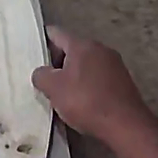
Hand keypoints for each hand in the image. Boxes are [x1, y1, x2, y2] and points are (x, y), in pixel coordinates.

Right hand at [31, 26, 157, 146]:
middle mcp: (101, 49)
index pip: (56, 33)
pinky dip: (88, 84)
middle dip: (57, 62)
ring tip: (62, 93)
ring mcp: (115, 64)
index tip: (32, 54)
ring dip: (73, 74)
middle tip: (45, 80)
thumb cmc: (85, 101)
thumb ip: (41, 75)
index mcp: (82, 45)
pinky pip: (98, 77)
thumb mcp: (54, 89)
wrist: (125, 124)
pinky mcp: (123, 81)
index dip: (42, 42)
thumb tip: (42, 72)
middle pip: (72, 49)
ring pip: (86, 64)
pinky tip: (83, 101)